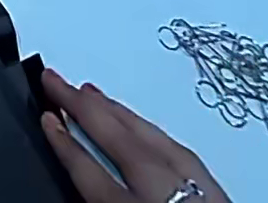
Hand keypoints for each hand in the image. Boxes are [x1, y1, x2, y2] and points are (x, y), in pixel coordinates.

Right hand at [39, 68, 231, 202]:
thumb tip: (82, 190)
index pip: (91, 177)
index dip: (64, 144)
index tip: (46, 118)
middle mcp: (167, 202)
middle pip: (118, 142)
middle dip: (81, 105)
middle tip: (53, 78)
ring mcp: (200, 196)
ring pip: (150, 139)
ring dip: (115, 111)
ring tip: (87, 91)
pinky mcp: (221, 197)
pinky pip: (178, 151)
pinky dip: (149, 130)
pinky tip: (138, 123)